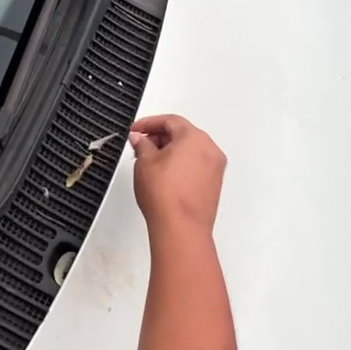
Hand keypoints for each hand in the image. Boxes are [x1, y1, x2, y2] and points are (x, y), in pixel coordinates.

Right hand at [128, 114, 226, 238]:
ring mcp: (215, 169)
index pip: (170, 121)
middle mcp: (210, 150)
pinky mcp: (213, 185)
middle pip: (182, 134)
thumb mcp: (145, 162)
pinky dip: (180, 164)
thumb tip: (139, 138)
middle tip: (140, 145)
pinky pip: (195, 166)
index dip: (149, 123)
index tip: (136, 130)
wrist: (181, 228)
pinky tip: (163, 175)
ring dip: (170, 151)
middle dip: (159, 137)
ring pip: (190, 150)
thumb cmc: (165, 193)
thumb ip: (142, 144)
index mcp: (194, 138)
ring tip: (149, 161)